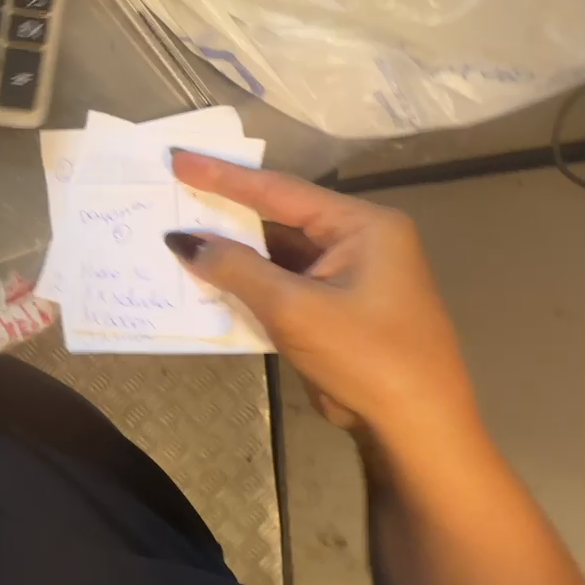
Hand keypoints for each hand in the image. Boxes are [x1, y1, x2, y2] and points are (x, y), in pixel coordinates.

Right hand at [166, 151, 481, 446]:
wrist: (413, 426)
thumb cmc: (365, 355)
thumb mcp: (292, 307)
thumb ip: (234, 266)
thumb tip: (182, 239)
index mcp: (362, 228)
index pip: (277, 191)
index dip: (222, 175)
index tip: (177, 158)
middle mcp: (355, 241)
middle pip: (274, 215)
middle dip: (221, 207)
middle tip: (170, 189)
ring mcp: (342, 274)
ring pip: (270, 249)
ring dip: (226, 245)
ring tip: (175, 230)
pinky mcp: (327, 304)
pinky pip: (273, 277)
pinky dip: (238, 274)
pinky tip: (203, 272)